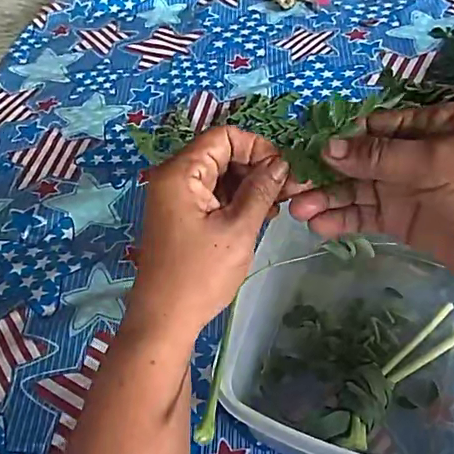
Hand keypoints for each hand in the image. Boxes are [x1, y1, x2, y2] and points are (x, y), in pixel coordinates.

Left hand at [129, 127, 289, 334]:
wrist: (164, 317)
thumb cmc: (200, 274)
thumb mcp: (238, 229)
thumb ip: (261, 190)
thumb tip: (281, 162)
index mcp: (181, 172)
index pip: (224, 136)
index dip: (258, 147)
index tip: (282, 172)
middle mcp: (173, 177)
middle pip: (222, 153)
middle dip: (256, 167)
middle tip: (289, 192)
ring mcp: (175, 197)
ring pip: (220, 175)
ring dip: (249, 185)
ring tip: (277, 208)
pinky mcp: (181, 216)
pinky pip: (212, 195)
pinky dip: (236, 201)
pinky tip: (259, 217)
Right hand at [286, 103, 453, 276]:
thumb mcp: (435, 162)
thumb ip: (380, 158)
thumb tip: (329, 149)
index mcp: (426, 125)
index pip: (372, 128)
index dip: (340, 140)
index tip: (308, 153)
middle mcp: (409, 153)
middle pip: (357, 160)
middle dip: (325, 173)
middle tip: (292, 187)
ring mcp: (401, 188)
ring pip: (355, 190)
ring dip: (327, 199)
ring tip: (299, 211)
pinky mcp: (399, 220)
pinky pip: (363, 216)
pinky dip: (341, 220)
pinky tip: (320, 226)